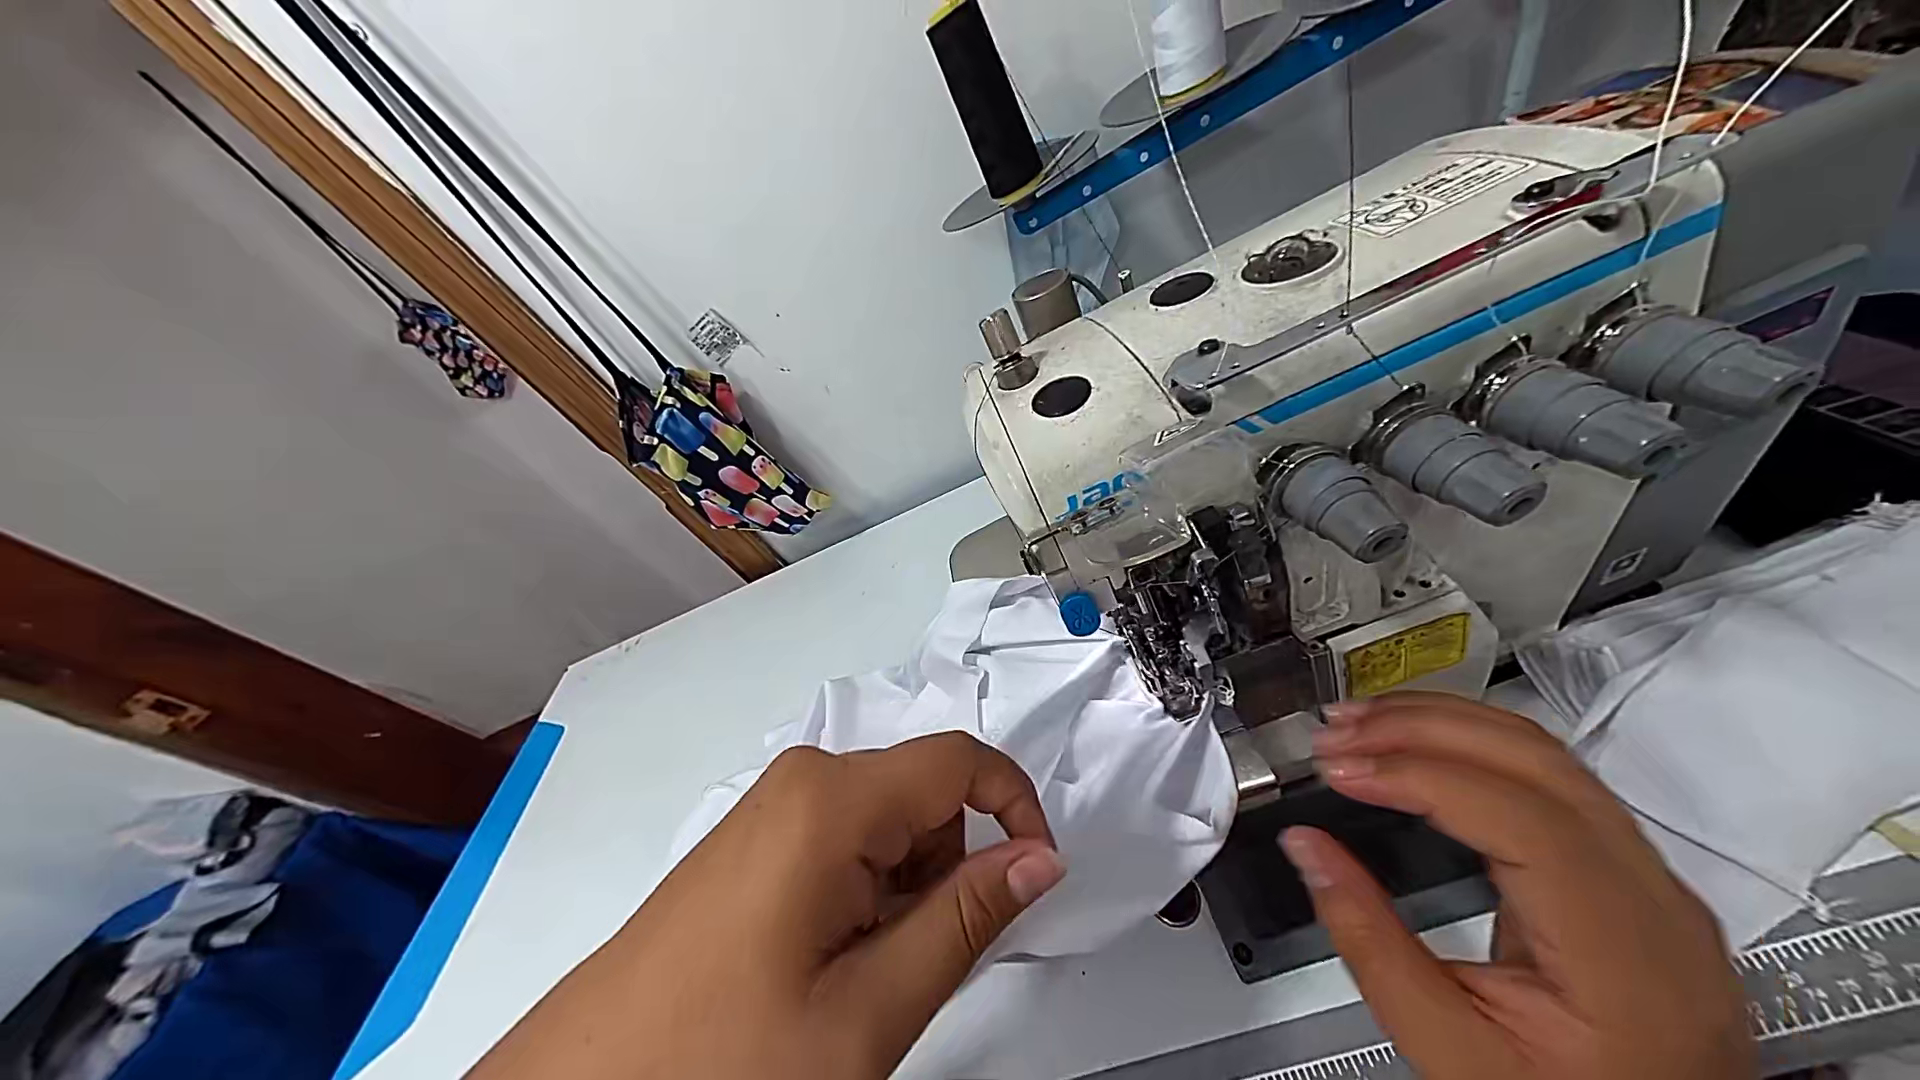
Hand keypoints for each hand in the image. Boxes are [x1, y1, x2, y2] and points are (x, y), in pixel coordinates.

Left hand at [467, 732, 1063, 1079]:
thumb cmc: (716, 1059)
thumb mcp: (867, 1008)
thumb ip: (966, 920)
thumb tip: (1037, 861)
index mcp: (830, 799)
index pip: (959, 760)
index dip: (1013, 808)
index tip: (1033, 877)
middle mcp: (803, 781)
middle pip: (925, 794)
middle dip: (947, 867)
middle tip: (913, 959)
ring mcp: (776, 806)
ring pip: (891, 822)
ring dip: (906, 889)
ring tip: (861, 972)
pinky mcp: (762, 835)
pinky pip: (849, 838)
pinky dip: (869, 891)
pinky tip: (831, 958)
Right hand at [1280, 692, 1753, 1078]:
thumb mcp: (1446, 1045)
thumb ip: (1367, 940)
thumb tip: (1305, 845)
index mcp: (1625, 957)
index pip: (1525, 821)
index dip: (1420, 777)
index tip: (1338, 769)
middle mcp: (1655, 899)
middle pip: (1538, 764)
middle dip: (1420, 730)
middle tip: (1335, 732)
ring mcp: (1648, 873)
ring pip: (1542, 750)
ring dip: (1439, 721)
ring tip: (1357, 723)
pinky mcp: (1622, 860)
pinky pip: (1543, 768)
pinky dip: (1464, 737)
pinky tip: (1410, 738)